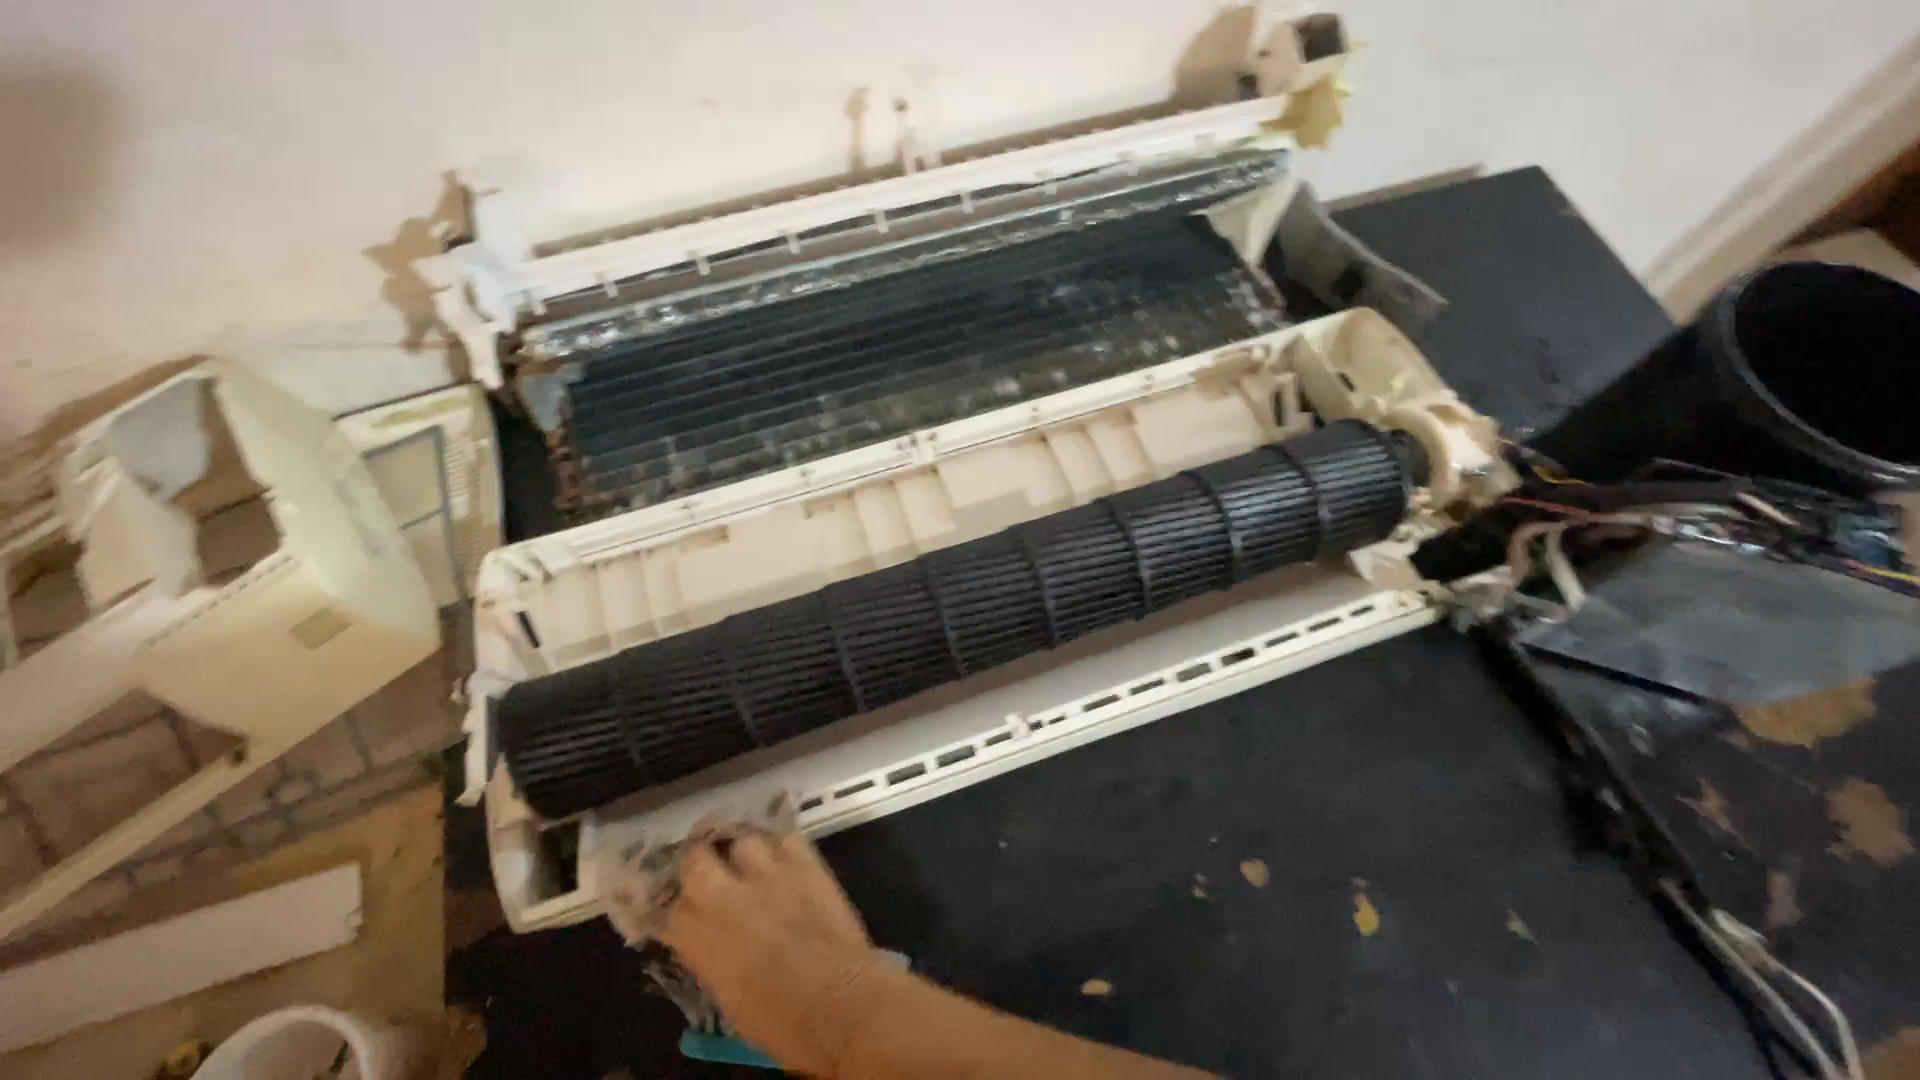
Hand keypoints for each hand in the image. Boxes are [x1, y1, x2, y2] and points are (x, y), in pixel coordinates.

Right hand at [658, 831, 893, 1076]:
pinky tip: (784, 858)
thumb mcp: (727, 996)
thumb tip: (708, 943)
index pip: (668, 908)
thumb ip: (710, 957)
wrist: (837, 1002)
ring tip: (748, 859)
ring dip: (742, 850)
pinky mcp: (806, 864)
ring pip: (742, 839)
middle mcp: (726, 898)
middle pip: (695, 858)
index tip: (682, 910)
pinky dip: (782, 846)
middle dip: (698, 861)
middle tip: (708, 869)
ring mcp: (768, 875)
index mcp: (700, 938)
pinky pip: (786, 838)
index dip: (673, 908)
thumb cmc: (779, 1020)